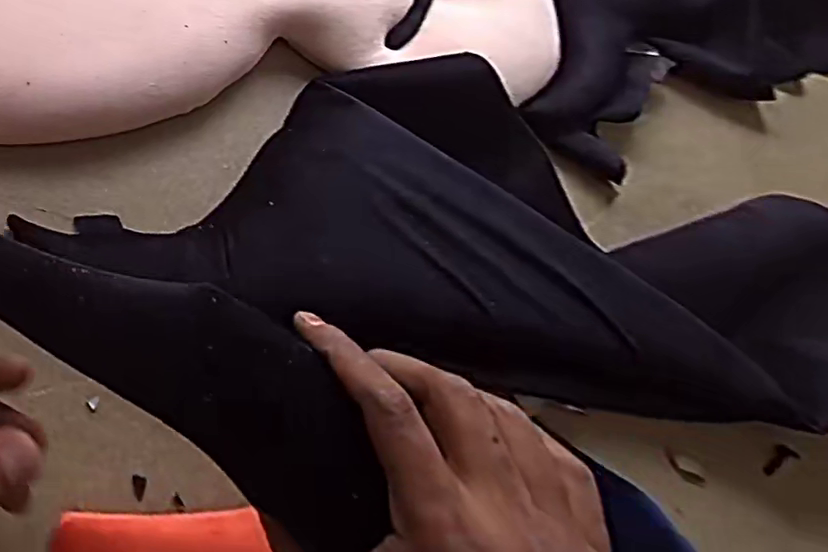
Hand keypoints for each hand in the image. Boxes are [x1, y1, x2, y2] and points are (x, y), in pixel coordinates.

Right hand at [294, 312, 608, 551]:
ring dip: (450, 385)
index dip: (343, 354)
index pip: (388, 407)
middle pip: (450, 392)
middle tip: (360, 361)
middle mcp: (502, 510)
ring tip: (415, 386)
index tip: (310, 326)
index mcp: (441, 521)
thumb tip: (261, 504)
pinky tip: (485, 424)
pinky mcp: (594, 539)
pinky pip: (555, 450)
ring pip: (504, 410)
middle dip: (396, 360)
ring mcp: (557, 523)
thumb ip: (300, 543)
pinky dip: (512, 421)